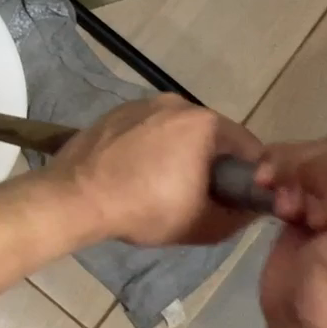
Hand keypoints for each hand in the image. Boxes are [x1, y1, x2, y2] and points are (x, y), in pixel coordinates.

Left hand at [42, 94, 261, 250]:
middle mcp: (173, 103)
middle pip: (210, 136)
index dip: (249, 177)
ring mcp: (138, 104)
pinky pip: (145, 129)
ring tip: (161, 185)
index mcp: (203, 122)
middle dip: (210, 163)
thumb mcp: (206, 224)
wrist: (74, 197)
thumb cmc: (144, 208)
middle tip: (197, 195)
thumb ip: (241, 214)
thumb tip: (252, 207)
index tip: (235, 199)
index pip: (248, 148)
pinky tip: (134, 171)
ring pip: (175, 131)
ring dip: (177, 153)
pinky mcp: (112, 113)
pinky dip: (148, 147)